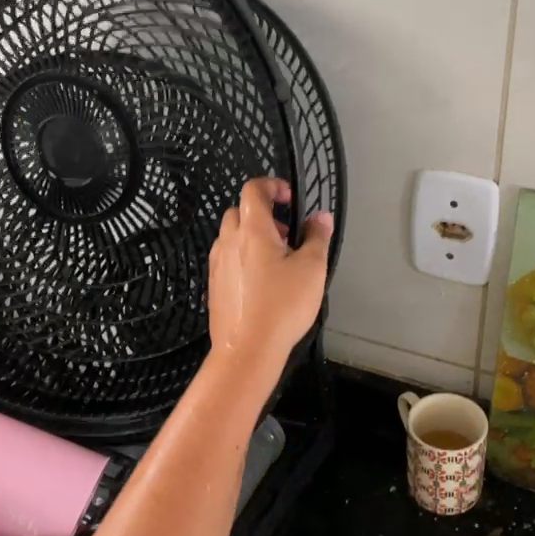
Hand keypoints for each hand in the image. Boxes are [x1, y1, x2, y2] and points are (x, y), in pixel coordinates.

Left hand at [207, 178, 333, 371]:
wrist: (248, 349)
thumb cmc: (283, 305)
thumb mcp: (312, 268)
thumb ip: (317, 237)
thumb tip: (320, 217)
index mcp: (252, 230)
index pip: (253, 190)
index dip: (272, 186)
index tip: (290, 199)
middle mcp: (229, 242)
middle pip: (239, 211)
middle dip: (262, 214)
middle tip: (286, 233)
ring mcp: (217, 264)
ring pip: (230, 236)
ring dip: (251, 236)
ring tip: (276, 259)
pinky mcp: (214, 286)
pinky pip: (227, 260)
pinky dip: (242, 258)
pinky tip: (261, 282)